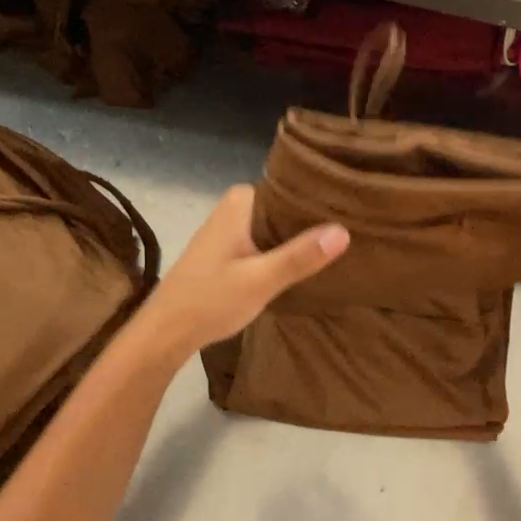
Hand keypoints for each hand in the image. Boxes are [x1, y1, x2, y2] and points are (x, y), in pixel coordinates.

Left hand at [133, 185, 349, 359]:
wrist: (166, 332)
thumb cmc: (210, 300)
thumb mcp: (261, 280)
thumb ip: (300, 256)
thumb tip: (344, 231)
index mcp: (241, 201)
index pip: (292, 187)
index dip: (320, 200)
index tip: (352, 209)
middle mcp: (235, 206)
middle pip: (286, 207)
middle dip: (313, 220)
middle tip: (353, 229)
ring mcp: (231, 228)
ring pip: (277, 225)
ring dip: (300, 237)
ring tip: (338, 245)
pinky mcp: (229, 250)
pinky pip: (267, 239)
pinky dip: (284, 249)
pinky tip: (308, 261)